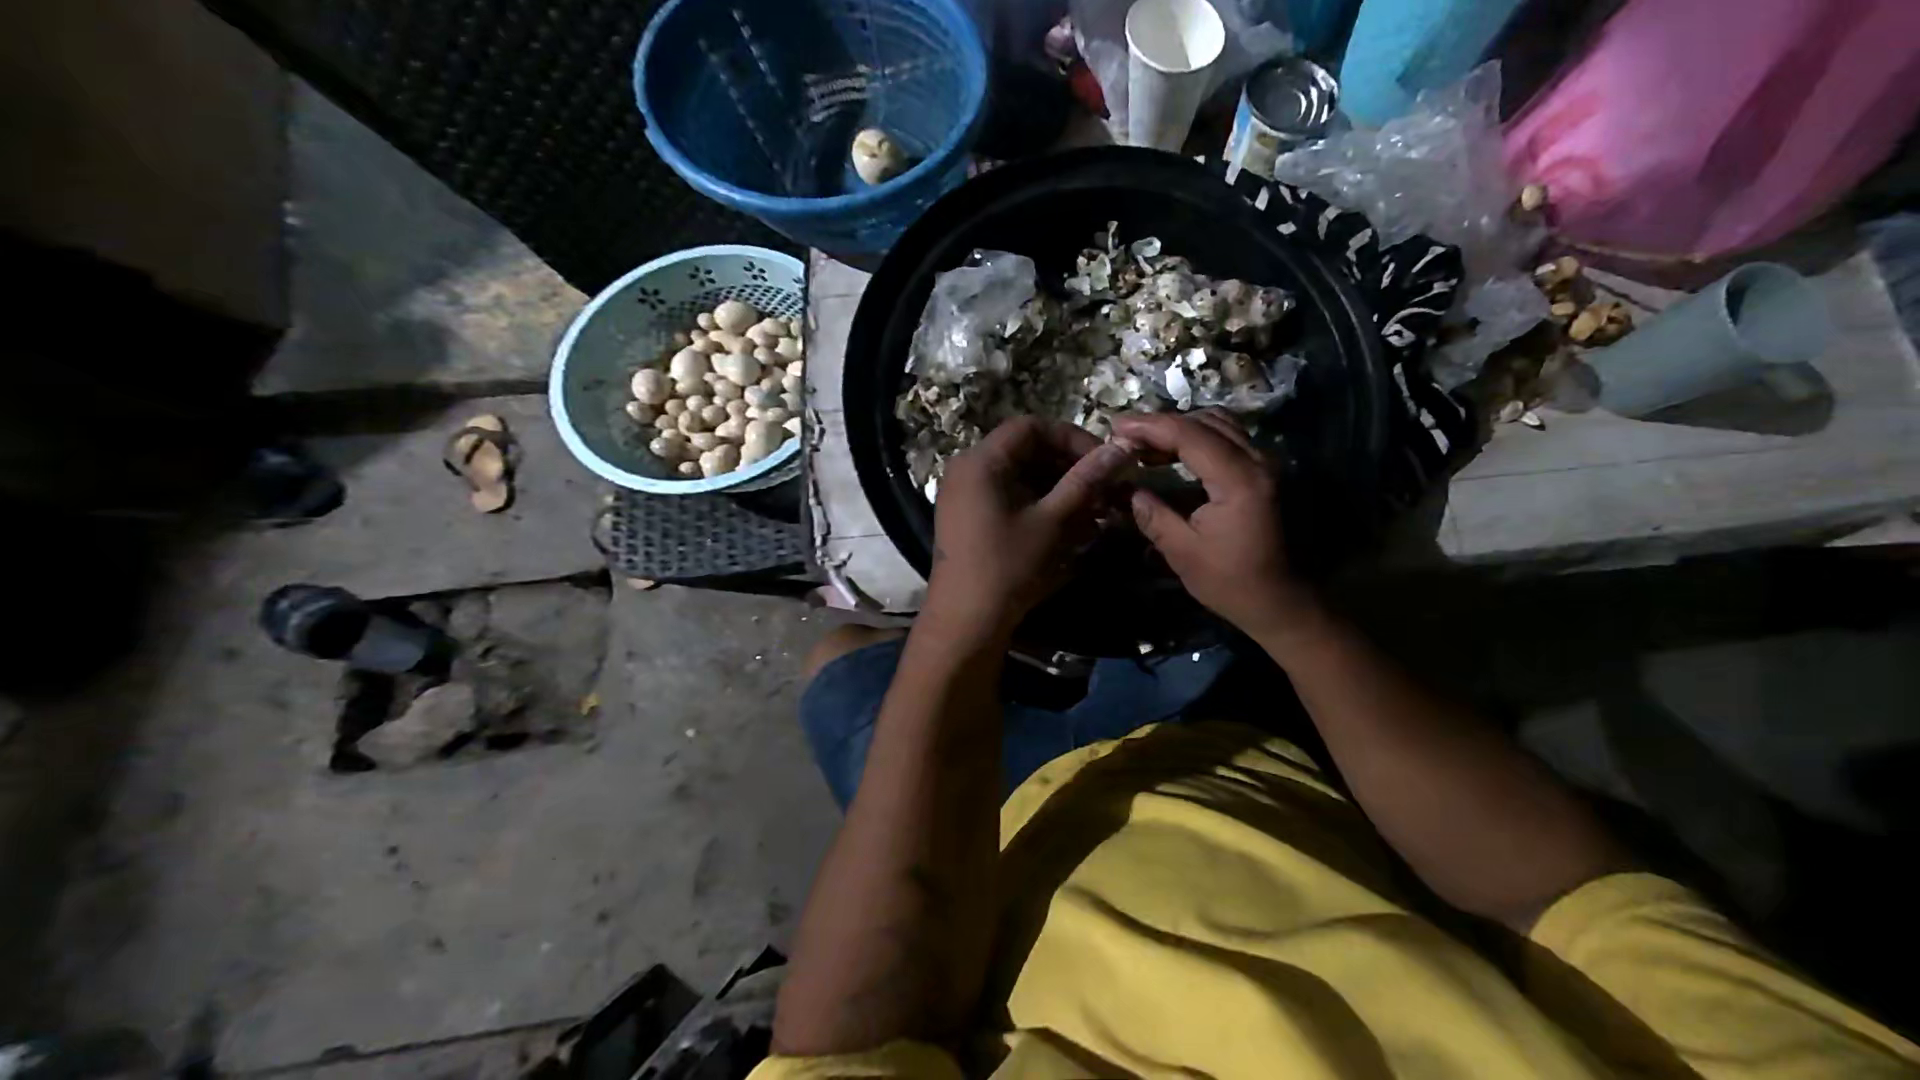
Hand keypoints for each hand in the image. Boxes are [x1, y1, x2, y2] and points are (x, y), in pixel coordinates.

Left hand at [923, 417, 1133, 643]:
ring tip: (1092, 512)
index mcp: (980, 461)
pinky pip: (1008, 496)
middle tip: (1102, 490)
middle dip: (1068, 467)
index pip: (1031, 426)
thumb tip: (1122, 448)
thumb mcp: (1052, 521)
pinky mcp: (968, 516)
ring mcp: (964, 494)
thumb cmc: (1007, 566)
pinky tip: (1067, 526)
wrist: (964, 620)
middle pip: (1025, 450)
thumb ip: (1085, 481)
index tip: (1102, 461)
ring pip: (1019, 476)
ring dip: (1057, 488)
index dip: (1071, 438)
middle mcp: (966, 469)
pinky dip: (1038, 504)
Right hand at [1112, 410, 1316, 640]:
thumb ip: (1152, 514)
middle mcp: (1260, 461)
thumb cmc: (1233, 583)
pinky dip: (1200, 440)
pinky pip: (1230, 441)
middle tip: (1127, 437)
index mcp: (1239, 480)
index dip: (1149, 426)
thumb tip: (1125, 489)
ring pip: (1220, 426)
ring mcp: (1269, 464)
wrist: (1285, 603)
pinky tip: (1175, 458)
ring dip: (1182, 429)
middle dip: (1162, 424)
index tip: (1116, 427)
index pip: (1188, 434)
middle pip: (1205, 422)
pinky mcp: (1269, 473)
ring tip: (1147, 446)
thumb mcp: (1182, 552)